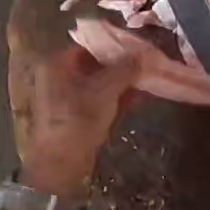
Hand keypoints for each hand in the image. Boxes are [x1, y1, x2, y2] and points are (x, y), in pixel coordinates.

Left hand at [14, 47, 141, 204]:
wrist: (61, 166)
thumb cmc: (77, 121)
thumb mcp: (104, 92)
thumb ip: (125, 70)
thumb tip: (145, 53)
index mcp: (57, 64)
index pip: (89, 45)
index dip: (115, 43)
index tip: (139, 43)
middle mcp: (60, 76)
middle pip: (97, 63)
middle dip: (124, 63)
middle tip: (150, 59)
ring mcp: (69, 97)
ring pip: (102, 82)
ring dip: (126, 80)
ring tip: (153, 74)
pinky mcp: (79, 115)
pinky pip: (102, 98)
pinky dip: (121, 96)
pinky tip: (145, 94)